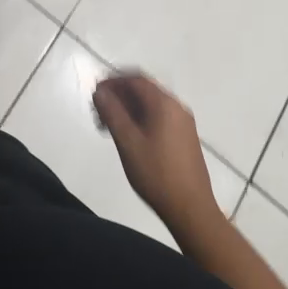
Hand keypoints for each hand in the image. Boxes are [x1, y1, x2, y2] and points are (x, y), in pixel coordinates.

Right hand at [94, 72, 221, 229]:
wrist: (192, 209)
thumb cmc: (156, 174)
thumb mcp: (128, 143)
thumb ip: (112, 113)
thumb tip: (99, 92)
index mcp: (164, 104)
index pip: (135, 79)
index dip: (113, 81)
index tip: (95, 92)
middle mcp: (177, 107)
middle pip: (144, 90)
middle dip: (119, 95)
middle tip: (99, 112)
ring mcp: (184, 123)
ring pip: (151, 105)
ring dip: (128, 108)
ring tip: (110, 126)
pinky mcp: (185, 138)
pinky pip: (159, 117)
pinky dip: (141, 118)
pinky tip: (129, 137)